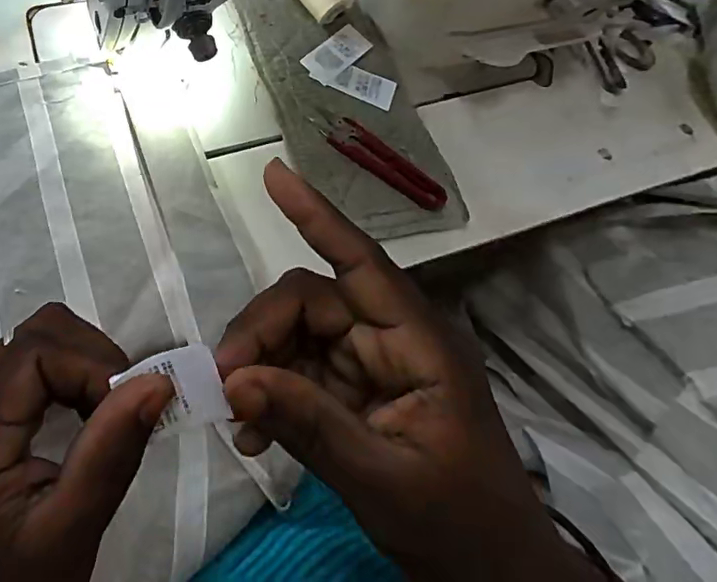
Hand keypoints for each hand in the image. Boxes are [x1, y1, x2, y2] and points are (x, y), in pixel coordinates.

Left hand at [0, 303, 173, 581]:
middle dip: (90, 358)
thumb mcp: (69, 533)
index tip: (131, 408)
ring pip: (33, 342)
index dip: (91, 364)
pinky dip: (66, 377)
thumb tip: (157, 381)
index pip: (34, 350)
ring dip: (81, 365)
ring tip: (108, 416)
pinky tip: (84, 415)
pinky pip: (26, 367)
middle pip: (33, 334)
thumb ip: (109, 455)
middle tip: (125, 410)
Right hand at [215, 160, 598, 581]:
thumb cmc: (462, 528)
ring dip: (255, 367)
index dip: (316, 215)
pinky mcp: (345, 386)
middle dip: (259, 334)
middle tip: (224, 382)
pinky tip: (251, 433)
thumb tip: (234, 381)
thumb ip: (310, 425)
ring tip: (236, 416)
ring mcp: (364, 361)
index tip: (273, 174)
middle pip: (306, 302)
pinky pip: (289, 369)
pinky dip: (263, 394)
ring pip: (289, 332)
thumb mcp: (385, 482)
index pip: (362, 262)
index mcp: (419, 343)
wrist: (492, 579)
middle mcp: (387, 337)